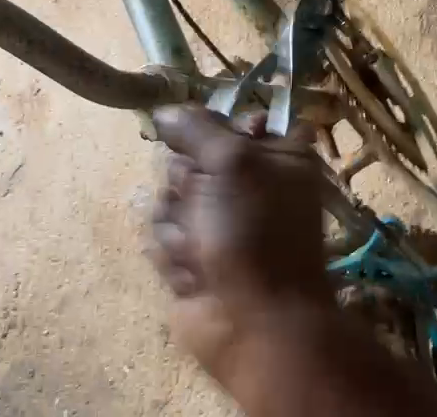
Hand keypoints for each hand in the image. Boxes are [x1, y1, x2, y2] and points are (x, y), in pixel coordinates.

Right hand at [148, 105, 334, 390]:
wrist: (257, 326)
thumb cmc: (257, 234)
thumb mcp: (233, 163)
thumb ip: (197, 127)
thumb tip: (164, 111)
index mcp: (274, 156)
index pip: (234, 120)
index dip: (217, 130)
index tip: (215, 143)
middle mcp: (245, 183)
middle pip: (188, 155)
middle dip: (187, 181)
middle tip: (205, 204)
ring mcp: (215, 220)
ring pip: (168, 194)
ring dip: (179, 222)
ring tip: (201, 250)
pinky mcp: (190, 253)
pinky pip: (161, 233)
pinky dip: (174, 253)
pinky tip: (193, 273)